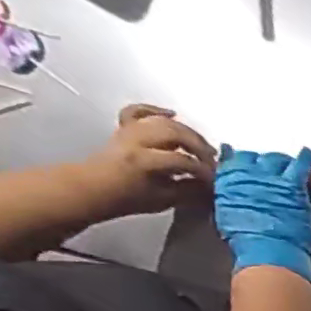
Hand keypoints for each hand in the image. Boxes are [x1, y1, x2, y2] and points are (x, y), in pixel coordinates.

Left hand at [79, 105, 217, 215]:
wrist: (94, 188)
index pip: (182, 160)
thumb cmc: (129, 198)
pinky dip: (156, 110)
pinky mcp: (124, 127)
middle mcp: (136, 140)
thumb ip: (190, 190)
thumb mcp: (164, 200)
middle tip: (213, 160)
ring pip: (163, 122)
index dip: (203, 170)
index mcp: (144, 161)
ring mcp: (129, 131)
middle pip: (175, 133)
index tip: (216, 180)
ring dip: (187, 131)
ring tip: (202, 146)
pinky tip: (173, 114)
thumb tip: (211, 185)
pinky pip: (139, 111)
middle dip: (199, 146)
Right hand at [215, 142, 310, 282]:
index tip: (243, 159)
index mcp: (229, 181)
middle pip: (257, 158)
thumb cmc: (245, 240)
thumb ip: (227, 195)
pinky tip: (306, 152)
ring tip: (285, 164)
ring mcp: (272, 178)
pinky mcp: (293, 186)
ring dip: (281, 161)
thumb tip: (227, 185)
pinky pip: (300, 164)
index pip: (233, 160)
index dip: (240, 160)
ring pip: (277, 159)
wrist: (267, 249)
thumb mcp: (226, 215)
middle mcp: (249, 174)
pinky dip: (304, 157)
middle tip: (269, 168)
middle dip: (263, 162)